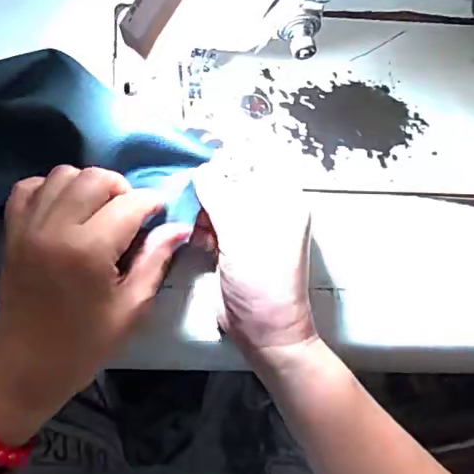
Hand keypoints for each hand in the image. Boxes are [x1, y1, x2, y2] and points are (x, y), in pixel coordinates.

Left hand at [0, 166, 193, 443]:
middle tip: (130, 215)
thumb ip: (155, 261)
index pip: (130, 203)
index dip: (153, 204)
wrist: (25, 364)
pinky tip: (65, 209)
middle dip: (121, 189)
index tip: (160, 215)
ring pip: (63, 174)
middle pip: (95, 177)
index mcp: (88, 250)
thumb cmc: (83, 344)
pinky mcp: (12, 229)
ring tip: (99, 210)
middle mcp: (56, 228)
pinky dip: (50, 189)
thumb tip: (178, 227)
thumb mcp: (130, 309)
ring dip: (87, 184)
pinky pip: (29, 187)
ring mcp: (29, 225)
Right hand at [193, 155, 318, 370]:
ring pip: (217, 198)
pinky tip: (199, 239)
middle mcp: (269, 207)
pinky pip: (212, 219)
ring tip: (198, 226)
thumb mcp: (240, 231)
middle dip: (209, 182)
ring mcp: (250, 226)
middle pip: (233, 176)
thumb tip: (201, 169)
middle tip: (189, 190)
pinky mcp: (233, 243)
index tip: (197, 141)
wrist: (263, 332)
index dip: (228, 148)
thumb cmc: (262, 280)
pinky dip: (201, 224)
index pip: (255, 157)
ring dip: (202, 206)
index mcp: (283, 198)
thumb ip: (219, 193)